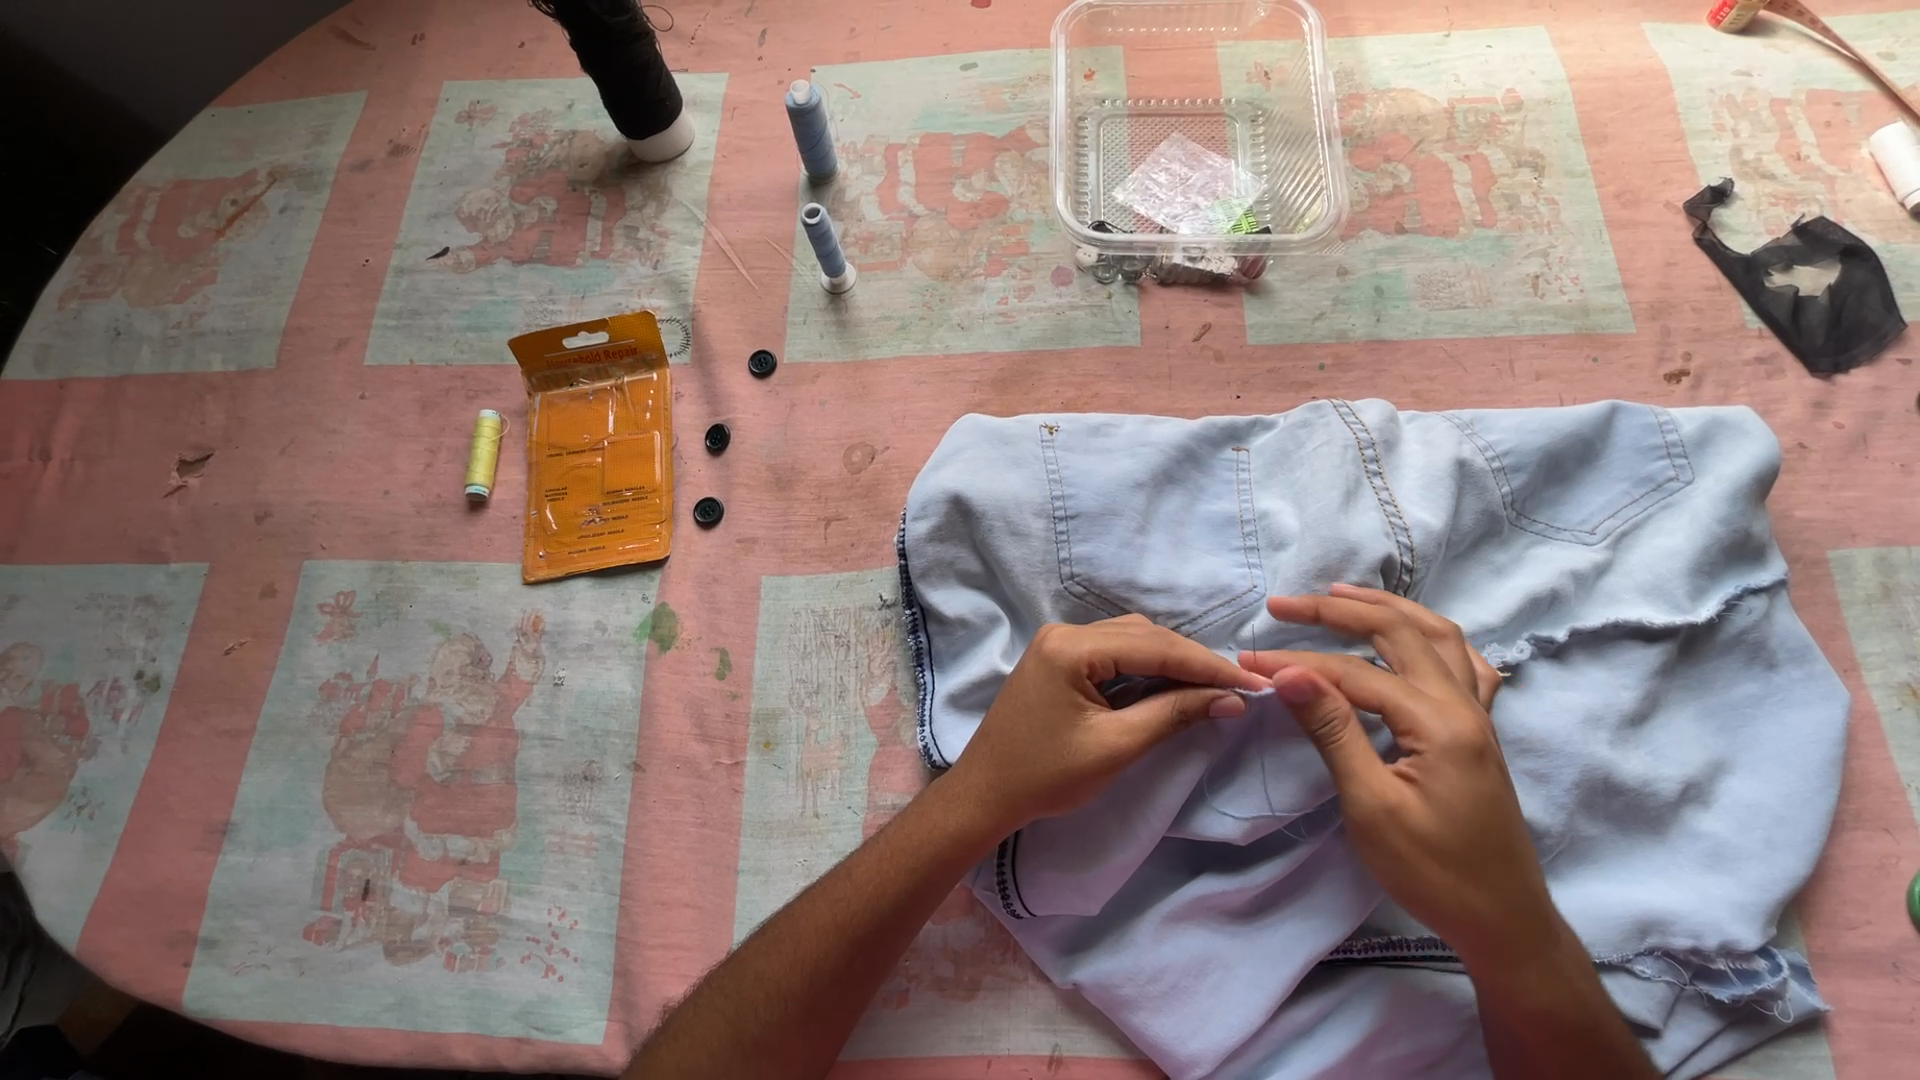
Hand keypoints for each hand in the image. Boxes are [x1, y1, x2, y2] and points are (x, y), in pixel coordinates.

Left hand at [946, 614, 1270, 833]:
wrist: (986, 792)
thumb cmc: (1046, 776)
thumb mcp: (1116, 747)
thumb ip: (1173, 714)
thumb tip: (1231, 699)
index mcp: (1071, 648)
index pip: (1154, 646)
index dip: (1206, 665)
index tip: (1253, 684)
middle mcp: (1063, 633)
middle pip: (1142, 636)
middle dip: (1190, 661)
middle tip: (1237, 689)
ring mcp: (1057, 643)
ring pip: (1129, 640)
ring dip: (1169, 662)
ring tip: (1210, 689)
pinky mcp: (1056, 659)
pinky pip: (1111, 652)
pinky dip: (1143, 667)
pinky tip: (1169, 686)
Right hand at [1240, 585, 1551, 966]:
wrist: (1503, 922)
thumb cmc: (1432, 871)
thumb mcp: (1370, 805)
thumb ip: (1333, 730)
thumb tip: (1290, 674)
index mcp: (1439, 722)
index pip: (1354, 672)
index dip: (1296, 662)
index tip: (1248, 661)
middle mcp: (1463, 704)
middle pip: (1399, 630)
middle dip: (1337, 610)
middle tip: (1283, 605)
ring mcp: (1477, 715)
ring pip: (1436, 636)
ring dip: (1386, 608)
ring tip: (1340, 594)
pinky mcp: (1479, 730)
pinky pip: (1463, 663)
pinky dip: (1431, 637)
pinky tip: (1414, 637)